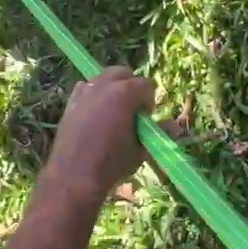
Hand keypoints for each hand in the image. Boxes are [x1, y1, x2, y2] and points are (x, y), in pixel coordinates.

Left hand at [38, 66, 154, 208]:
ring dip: (113, 89)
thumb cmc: (112, 163)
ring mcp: (84, 91)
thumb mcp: (141, 149)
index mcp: (124, 93)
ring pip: (103, 78)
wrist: (75, 175)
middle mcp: (103, 85)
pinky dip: (94, 95)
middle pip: (123, 73)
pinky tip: (95, 115)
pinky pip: (86, 88)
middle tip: (132, 112)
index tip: (145, 120)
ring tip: (114, 113)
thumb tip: (176, 126)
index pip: (146, 85)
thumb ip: (159, 133)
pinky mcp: (71, 101)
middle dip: (131, 88)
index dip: (149, 102)